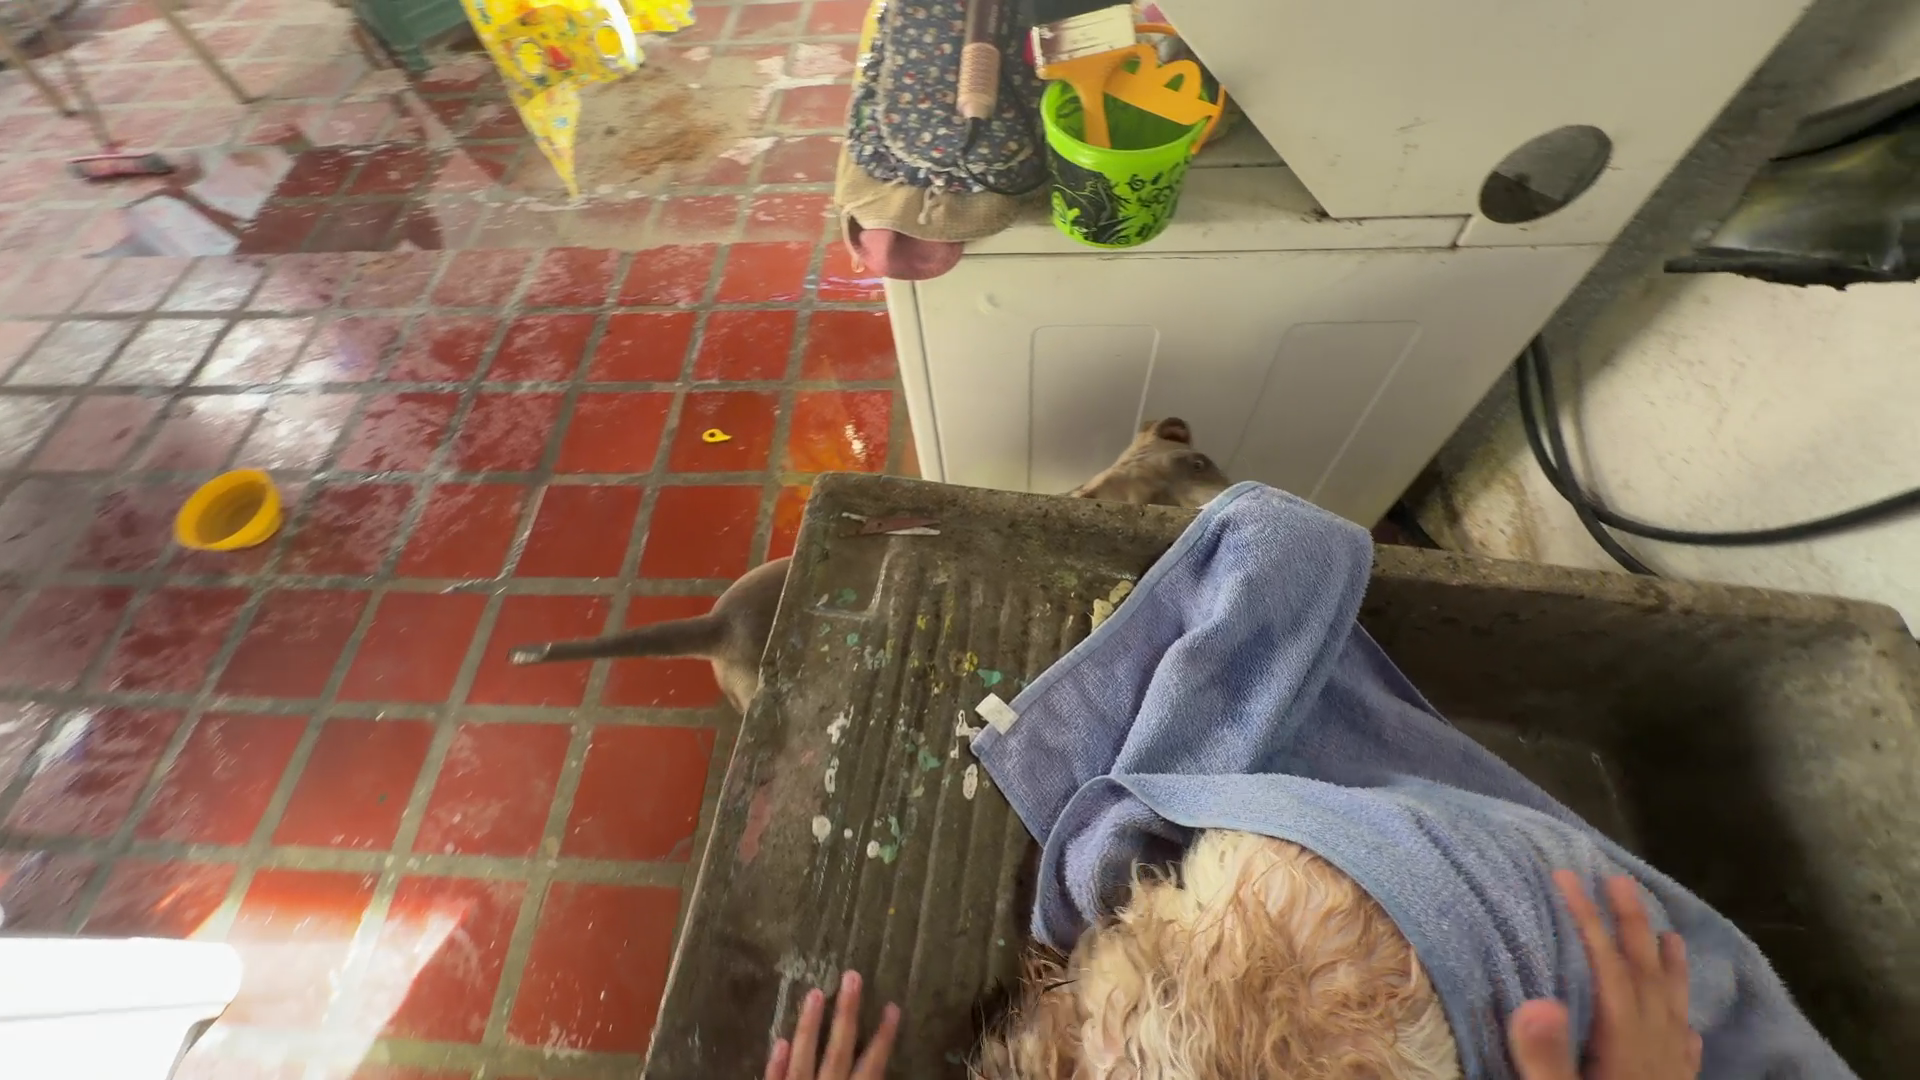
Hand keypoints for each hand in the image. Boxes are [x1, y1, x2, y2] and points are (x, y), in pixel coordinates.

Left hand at [766, 970, 900, 1079]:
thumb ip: (868, 1079)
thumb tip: (879, 1065)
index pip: (872, 1065)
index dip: (884, 1036)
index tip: (893, 1005)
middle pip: (839, 1051)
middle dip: (846, 1013)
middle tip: (852, 975)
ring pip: (804, 1059)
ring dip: (809, 1026)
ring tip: (814, 991)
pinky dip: (777, 1065)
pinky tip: (780, 1041)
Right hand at [1509, 871, 1702, 1079]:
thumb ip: (1547, 1056)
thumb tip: (1539, 997)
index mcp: (1625, 1047)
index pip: (1609, 969)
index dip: (1588, 918)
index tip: (1564, 875)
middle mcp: (1655, 1053)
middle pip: (1646, 979)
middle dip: (1630, 927)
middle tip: (1615, 879)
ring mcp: (1667, 1076)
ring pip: (1673, 1009)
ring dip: (1665, 967)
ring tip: (1665, 931)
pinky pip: (1685, 1048)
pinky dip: (1683, 1022)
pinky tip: (1686, 1021)